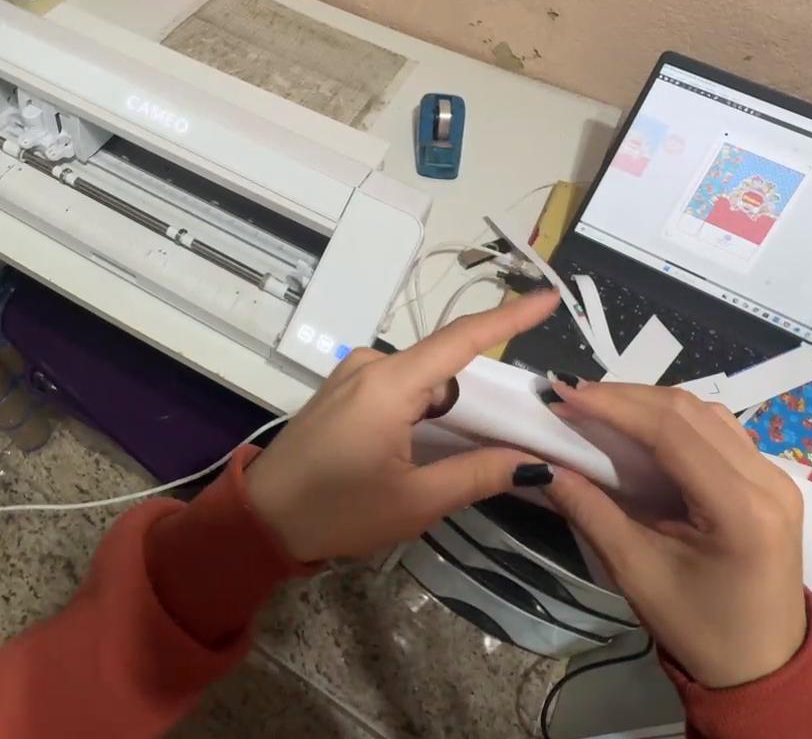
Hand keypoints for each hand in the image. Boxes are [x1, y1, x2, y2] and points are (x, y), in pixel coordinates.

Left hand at [245, 291, 560, 562]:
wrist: (262, 514)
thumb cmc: (338, 510)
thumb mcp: (416, 501)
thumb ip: (478, 474)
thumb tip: (535, 461)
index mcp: (390, 383)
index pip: (461, 340)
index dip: (509, 315)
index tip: (549, 296)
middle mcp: (371, 364)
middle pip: (443, 365)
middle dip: (478, 394)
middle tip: (512, 434)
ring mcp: (352, 374)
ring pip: (420, 379)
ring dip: (446, 408)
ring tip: (457, 454)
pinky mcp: (342, 389)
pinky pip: (397, 386)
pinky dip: (421, 408)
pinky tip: (423, 446)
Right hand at [541, 383, 805, 688]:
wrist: (763, 669)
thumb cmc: (699, 627)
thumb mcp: (635, 572)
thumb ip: (589, 510)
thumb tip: (540, 463)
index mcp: (742, 510)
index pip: (671, 432)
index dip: (613, 405)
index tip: (562, 393)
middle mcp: (769, 482)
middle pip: (688, 411)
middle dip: (623, 396)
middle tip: (569, 396)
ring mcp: (776, 477)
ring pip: (703, 412)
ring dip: (646, 401)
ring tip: (596, 406)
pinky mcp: (769, 479)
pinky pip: (715, 427)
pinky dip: (670, 416)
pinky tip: (637, 424)